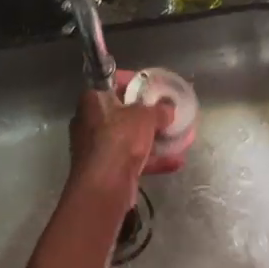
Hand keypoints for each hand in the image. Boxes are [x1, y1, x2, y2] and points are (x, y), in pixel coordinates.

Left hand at [66, 72, 175, 208]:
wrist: (104, 186)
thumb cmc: (119, 138)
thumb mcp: (145, 117)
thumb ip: (159, 109)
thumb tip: (169, 107)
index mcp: (93, 100)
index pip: (112, 81)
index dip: (134, 81)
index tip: (153, 84)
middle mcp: (90, 121)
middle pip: (123, 112)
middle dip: (148, 114)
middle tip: (168, 110)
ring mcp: (98, 147)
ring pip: (130, 138)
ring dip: (153, 138)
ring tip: (178, 136)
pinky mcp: (107, 169)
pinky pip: (133, 159)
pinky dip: (153, 160)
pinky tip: (177, 161)